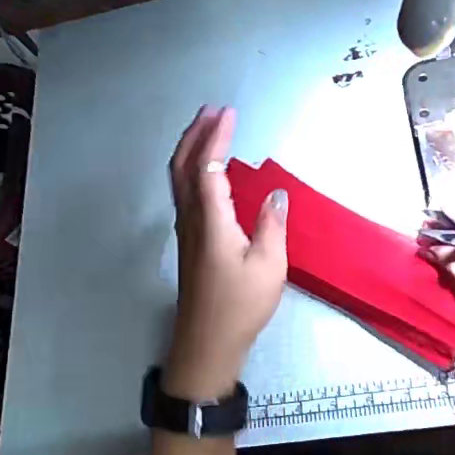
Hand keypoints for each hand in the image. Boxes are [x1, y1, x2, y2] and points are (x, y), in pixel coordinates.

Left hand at [164, 105, 286, 400]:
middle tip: (212, 111)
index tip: (229, 114)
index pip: (208, 168)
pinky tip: (208, 173)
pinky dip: (193, 171)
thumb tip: (275, 193)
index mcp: (211, 222)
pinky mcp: (190, 243)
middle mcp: (191, 220)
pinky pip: (185, 194)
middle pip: (183, 167)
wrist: (208, 342)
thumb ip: (271, 225)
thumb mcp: (269, 266)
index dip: (216, 138)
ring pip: (179, 180)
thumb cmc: (241, 305)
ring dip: (191, 150)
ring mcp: (187, 232)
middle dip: (195, 135)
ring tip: (208, 131)